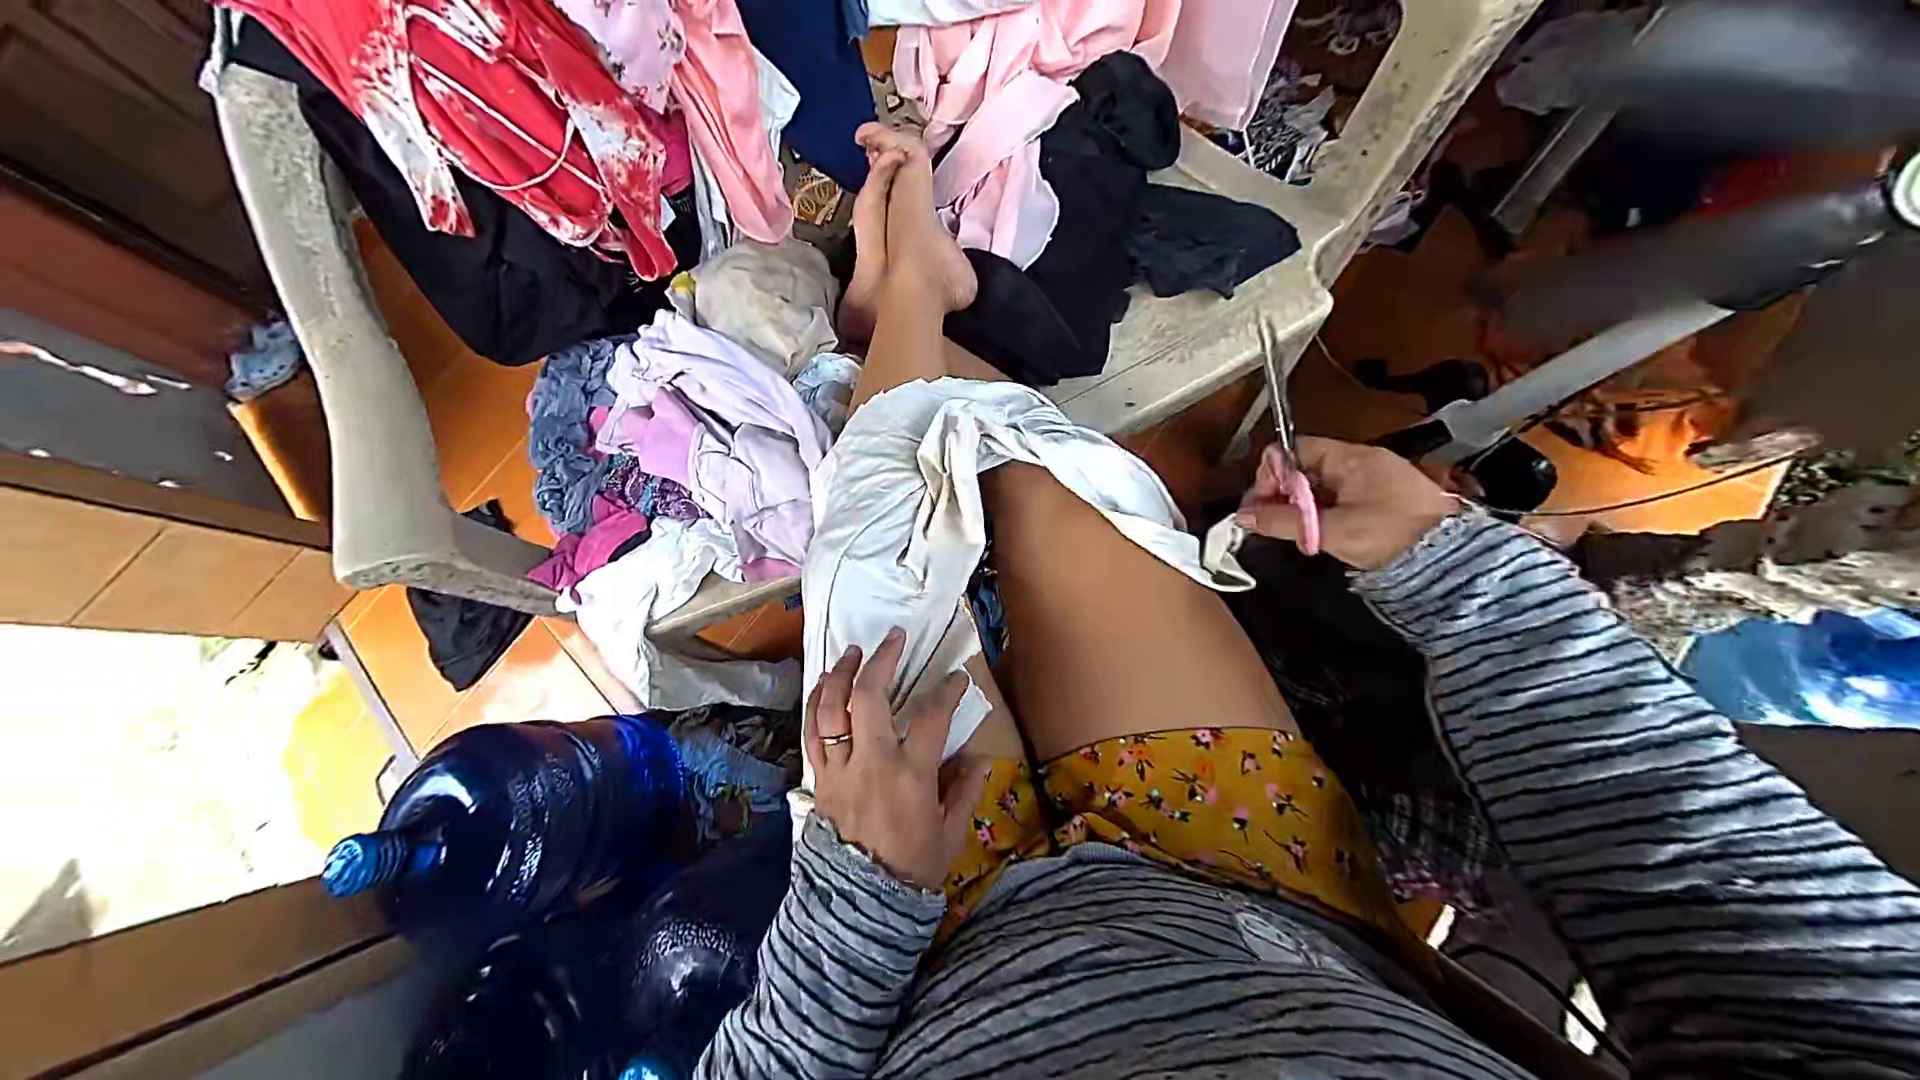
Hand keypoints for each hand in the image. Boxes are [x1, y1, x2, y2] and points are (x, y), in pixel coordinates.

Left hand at [807, 628, 990, 889]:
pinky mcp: (821, 778)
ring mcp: (841, 768)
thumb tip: (980, 758)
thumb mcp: (950, 834)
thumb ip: (965, 791)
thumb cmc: (910, 870)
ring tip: (853, 652)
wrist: (858, 906)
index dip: (947, 691)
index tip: (957, 678)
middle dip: (882, 660)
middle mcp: (872, 762)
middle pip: (869, 697)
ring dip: (841, 673)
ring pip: (832, 708)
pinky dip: (817, 704)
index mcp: (911, 775)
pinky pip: (813, 733)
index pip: (932, 717)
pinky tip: (825, 685)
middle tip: (894, 638)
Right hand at [1238, 437, 1458, 569]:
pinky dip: (1321, 511)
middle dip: (1282, 493)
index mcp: (1350, 458)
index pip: (1293, 450)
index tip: (1262, 504)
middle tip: (1272, 521)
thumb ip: (1282, 521)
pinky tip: (1319, 532)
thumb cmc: (1392, 536)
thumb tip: (1243, 516)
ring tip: (1297, 530)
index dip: (1271, 474)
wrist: (1449, 560)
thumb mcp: (1330, 530)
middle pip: (1303, 467)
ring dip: (1300, 505)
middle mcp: (1362, 461)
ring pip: (1318, 484)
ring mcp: (1374, 478)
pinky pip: (1337, 496)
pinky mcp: (1382, 498)